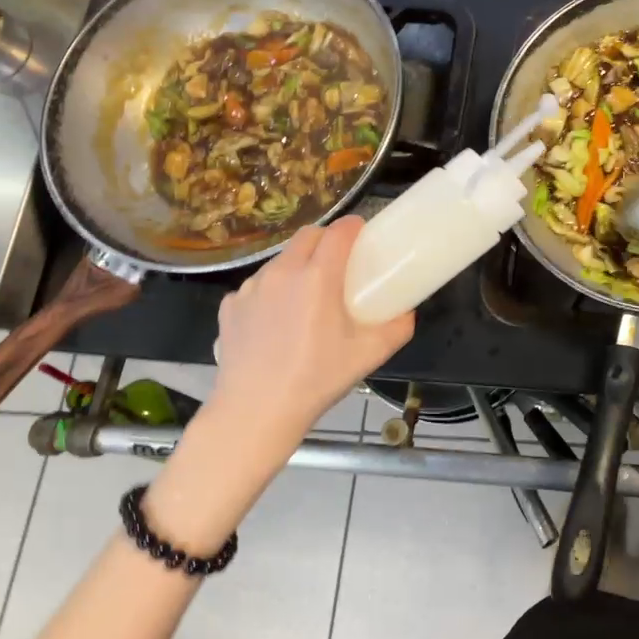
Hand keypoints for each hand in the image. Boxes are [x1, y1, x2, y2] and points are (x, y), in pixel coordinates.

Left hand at [210, 216, 414, 445]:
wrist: (256, 411)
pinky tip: (278, 322)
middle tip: (340, 263)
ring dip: (298, 266)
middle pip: (307, 236)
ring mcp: (250, 288)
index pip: (339, 232)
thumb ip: (397, 327)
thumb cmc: (317, 379)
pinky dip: (271, 293)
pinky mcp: (230, 307)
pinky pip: (256, 287)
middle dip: (327, 240)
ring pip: (280, 260)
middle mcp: (281, 272)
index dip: (355, 227)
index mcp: (318, 277)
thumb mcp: (370, 355)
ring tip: (308, 296)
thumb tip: (407, 311)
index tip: (364, 236)